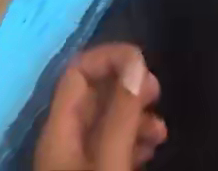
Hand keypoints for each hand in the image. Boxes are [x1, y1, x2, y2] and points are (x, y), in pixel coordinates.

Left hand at [33, 43, 167, 169]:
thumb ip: (121, 113)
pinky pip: (108, 148)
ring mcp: (73, 161)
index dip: (108, 57)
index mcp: (57, 126)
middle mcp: (62, 137)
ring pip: (103, 124)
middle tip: (157, 90)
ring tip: (161, 128)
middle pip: (91, 96)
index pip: (77, 71)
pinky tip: (151, 147)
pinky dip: (130, 141)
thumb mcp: (109, 160)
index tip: (142, 60)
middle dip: (125, 86)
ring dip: (132, 117)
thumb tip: (135, 60)